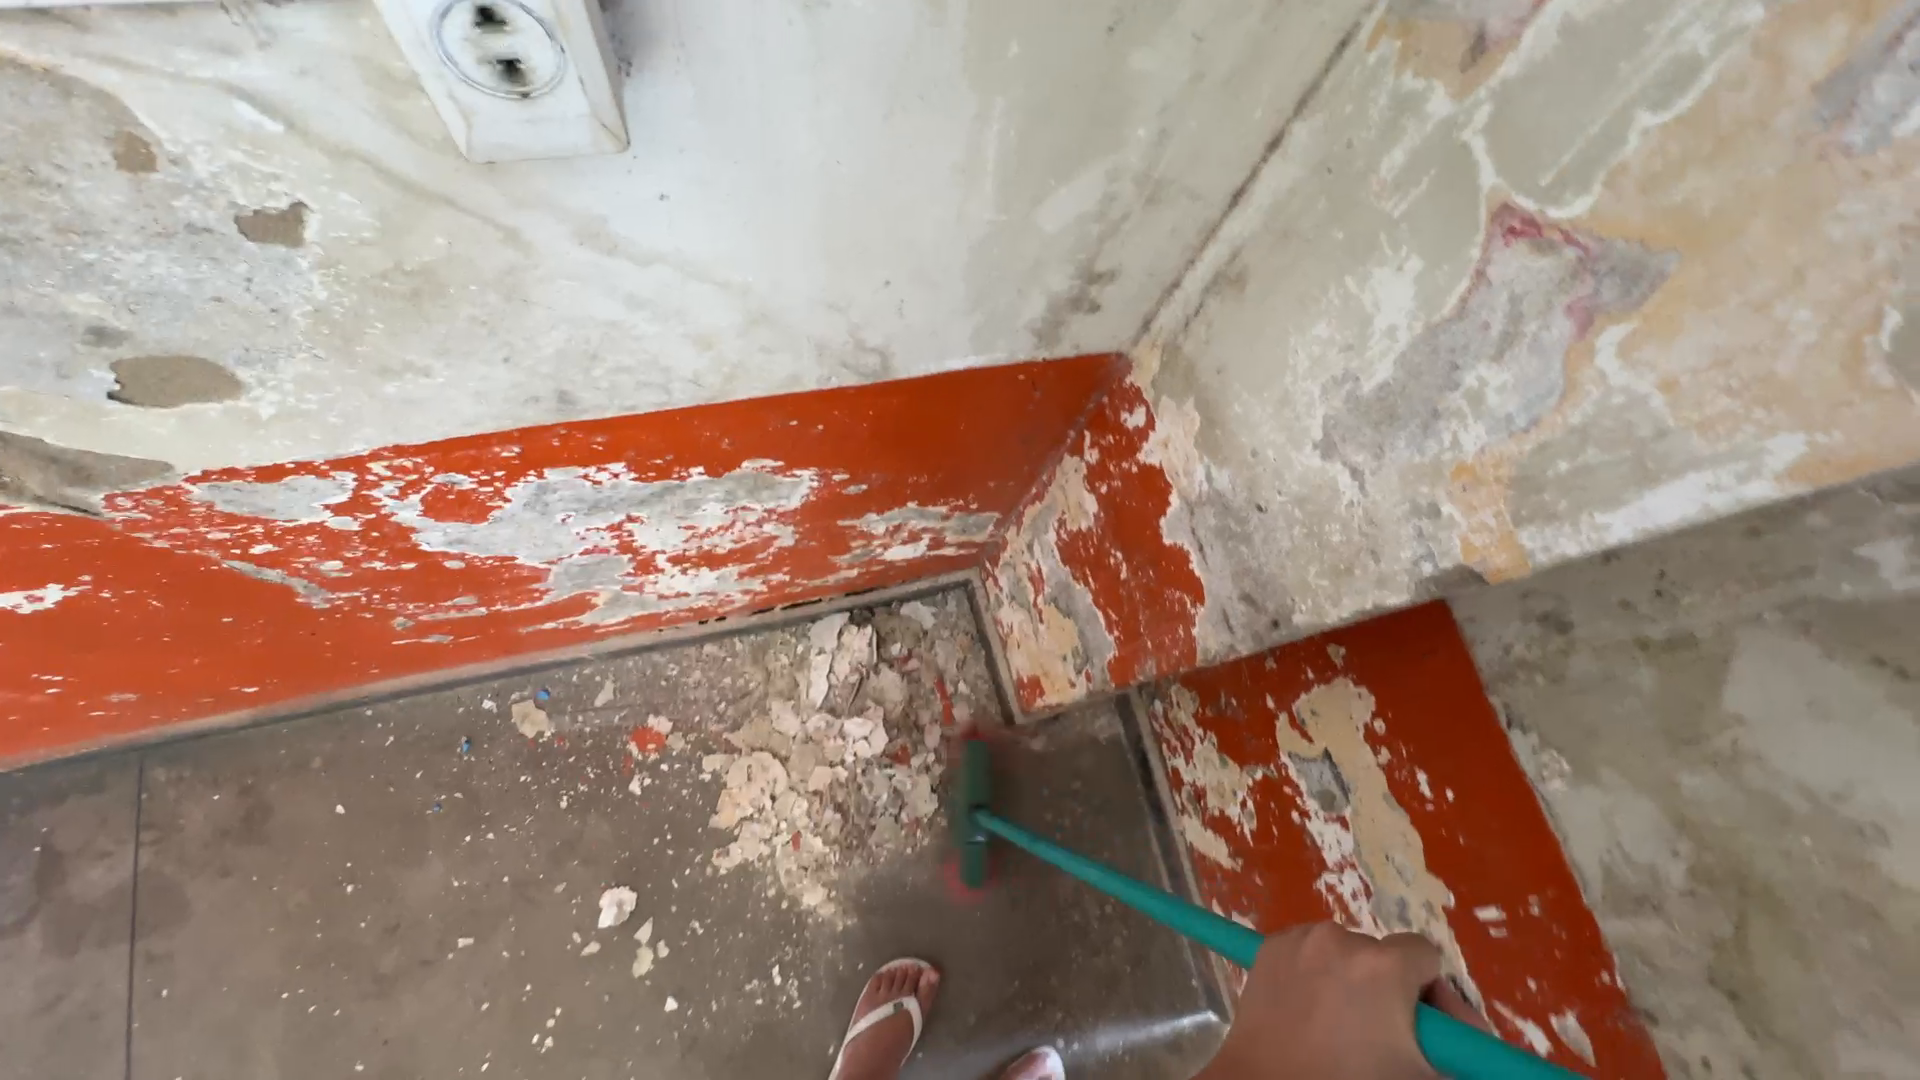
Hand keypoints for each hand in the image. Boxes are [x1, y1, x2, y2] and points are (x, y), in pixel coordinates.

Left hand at [1195, 922, 1489, 1079]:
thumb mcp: (1423, 1074)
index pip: (1426, 954)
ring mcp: (1298, 938)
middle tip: (1386, 1035)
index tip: (1428, 1027)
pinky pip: (1308, 952)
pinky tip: (1312, 1012)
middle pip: (1382, 953)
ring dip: (1353, 980)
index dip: (1434, 992)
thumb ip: (1460, 1049)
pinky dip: (1317, 973)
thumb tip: (1466, 1031)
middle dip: (1392, 989)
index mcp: (1382, 964)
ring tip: (1344, 1026)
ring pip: (1343, 952)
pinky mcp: (1269, 947)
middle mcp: (1339, 937)